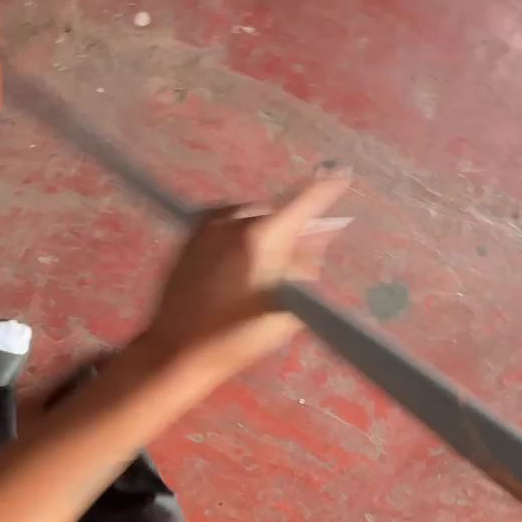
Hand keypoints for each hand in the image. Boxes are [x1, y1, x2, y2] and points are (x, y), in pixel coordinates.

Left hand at [137, 171, 353, 379]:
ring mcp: (205, 227)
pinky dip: (236, 235)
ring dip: (259, 232)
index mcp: (261, 236)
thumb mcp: (288, 306)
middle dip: (286, 230)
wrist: (177, 348)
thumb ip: (306, 264)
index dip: (326, 187)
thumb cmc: (238, 335)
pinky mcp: (187, 238)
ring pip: (247, 218)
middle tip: (288, 262)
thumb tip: (319, 234)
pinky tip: (235, 264)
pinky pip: (223, 225)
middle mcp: (232, 222)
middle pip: (274, 214)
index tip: (343, 172)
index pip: (304, 201)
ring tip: (256, 271)